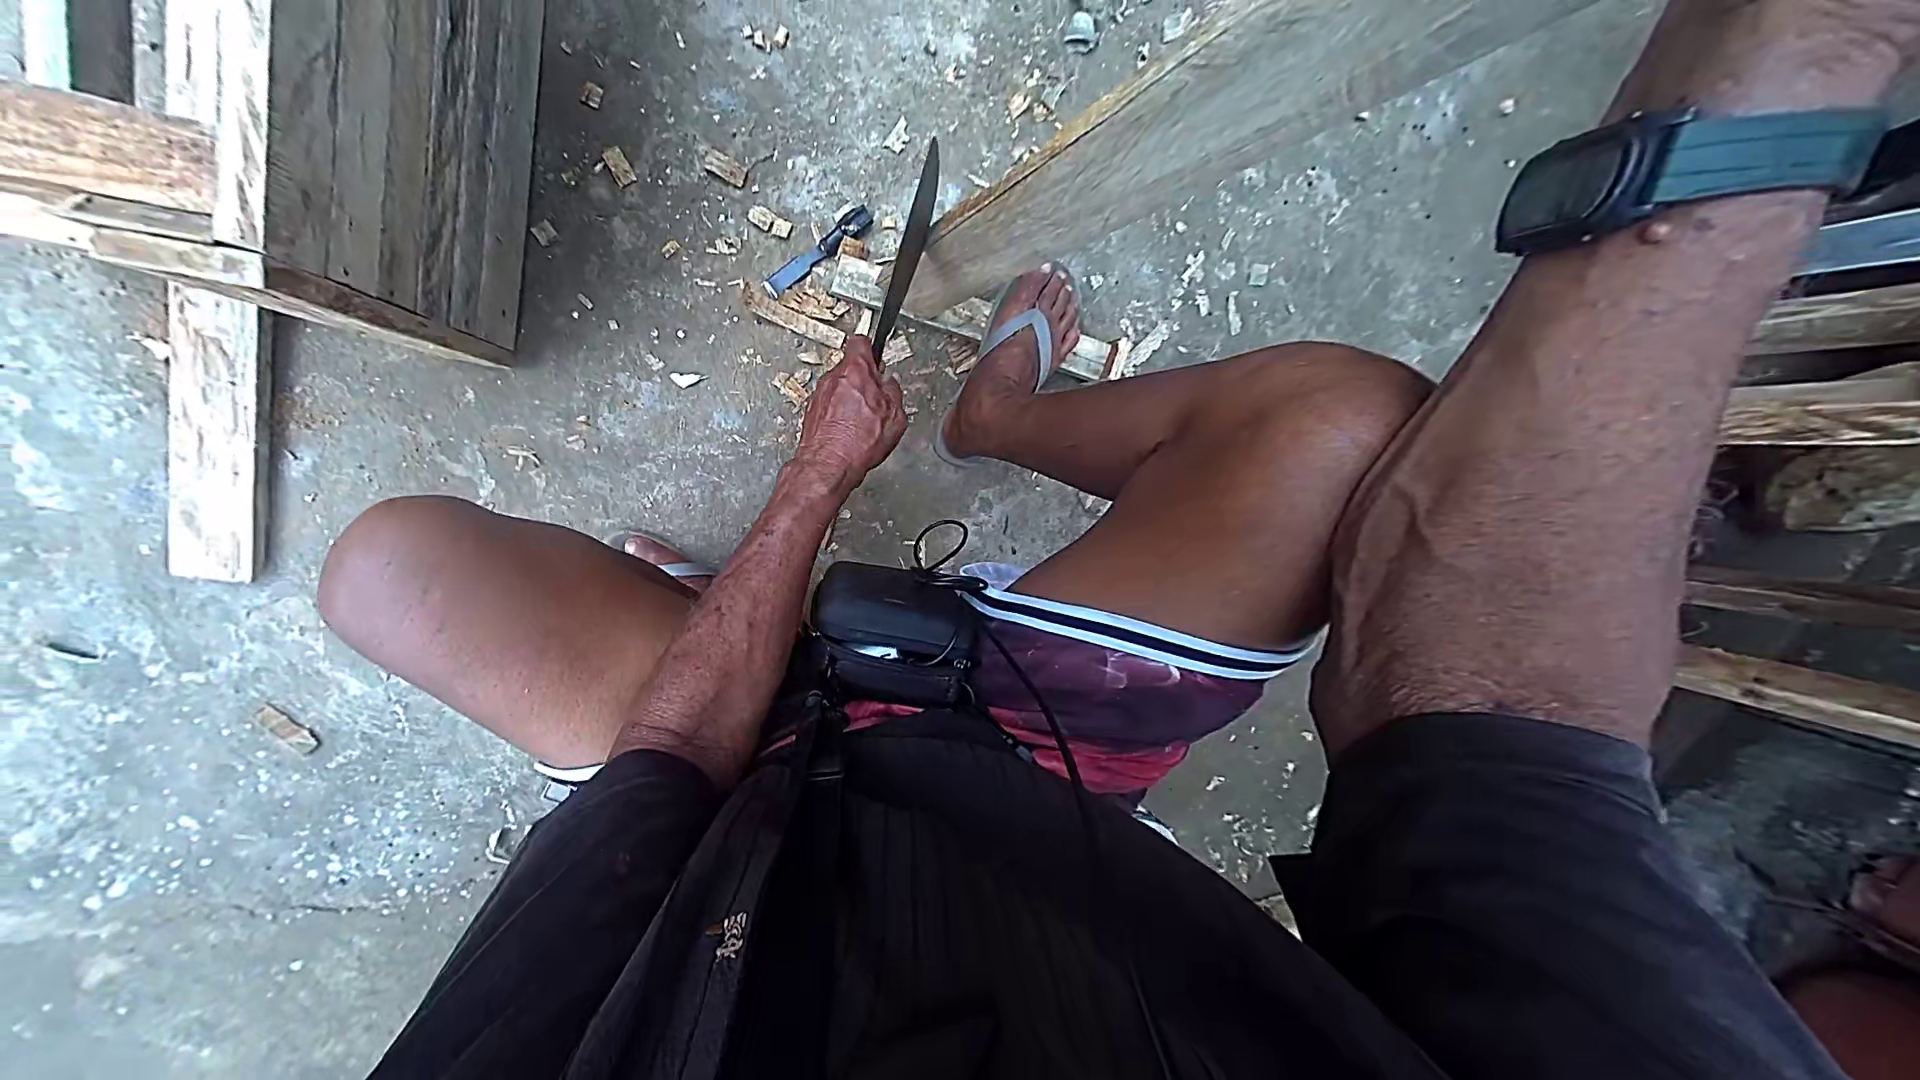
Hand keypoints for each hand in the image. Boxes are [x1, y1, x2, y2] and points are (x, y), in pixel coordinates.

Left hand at [793, 336, 907, 491]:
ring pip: (839, 387)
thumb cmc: (858, 442)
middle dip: (862, 381)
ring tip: (860, 420)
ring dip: (850, 398)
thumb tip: (890, 385)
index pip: (861, 343)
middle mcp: (834, 377)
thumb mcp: (895, 417)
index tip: (877, 361)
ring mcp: (820, 393)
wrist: (829, 464)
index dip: (871, 351)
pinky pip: (829, 404)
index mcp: (856, 371)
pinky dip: (838, 412)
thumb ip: (894, 392)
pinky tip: (848, 429)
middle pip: (850, 368)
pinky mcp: (811, 410)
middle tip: (874, 399)